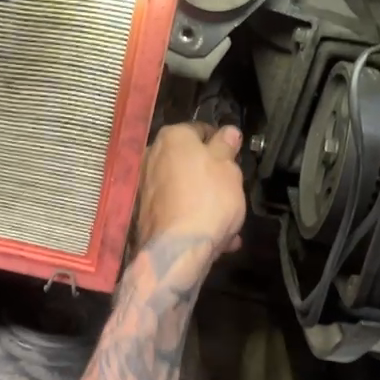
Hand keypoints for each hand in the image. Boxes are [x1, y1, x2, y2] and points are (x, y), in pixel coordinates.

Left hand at [134, 124, 245, 254]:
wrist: (177, 249)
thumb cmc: (209, 198)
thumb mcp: (229, 168)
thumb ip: (227, 146)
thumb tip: (228, 131)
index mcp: (172, 137)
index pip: (200, 130)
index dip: (222, 144)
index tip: (235, 160)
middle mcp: (152, 156)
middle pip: (189, 160)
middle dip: (211, 175)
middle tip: (231, 190)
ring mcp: (145, 186)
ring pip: (183, 188)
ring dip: (204, 200)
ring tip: (227, 221)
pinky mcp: (144, 213)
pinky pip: (176, 209)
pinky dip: (192, 218)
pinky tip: (216, 237)